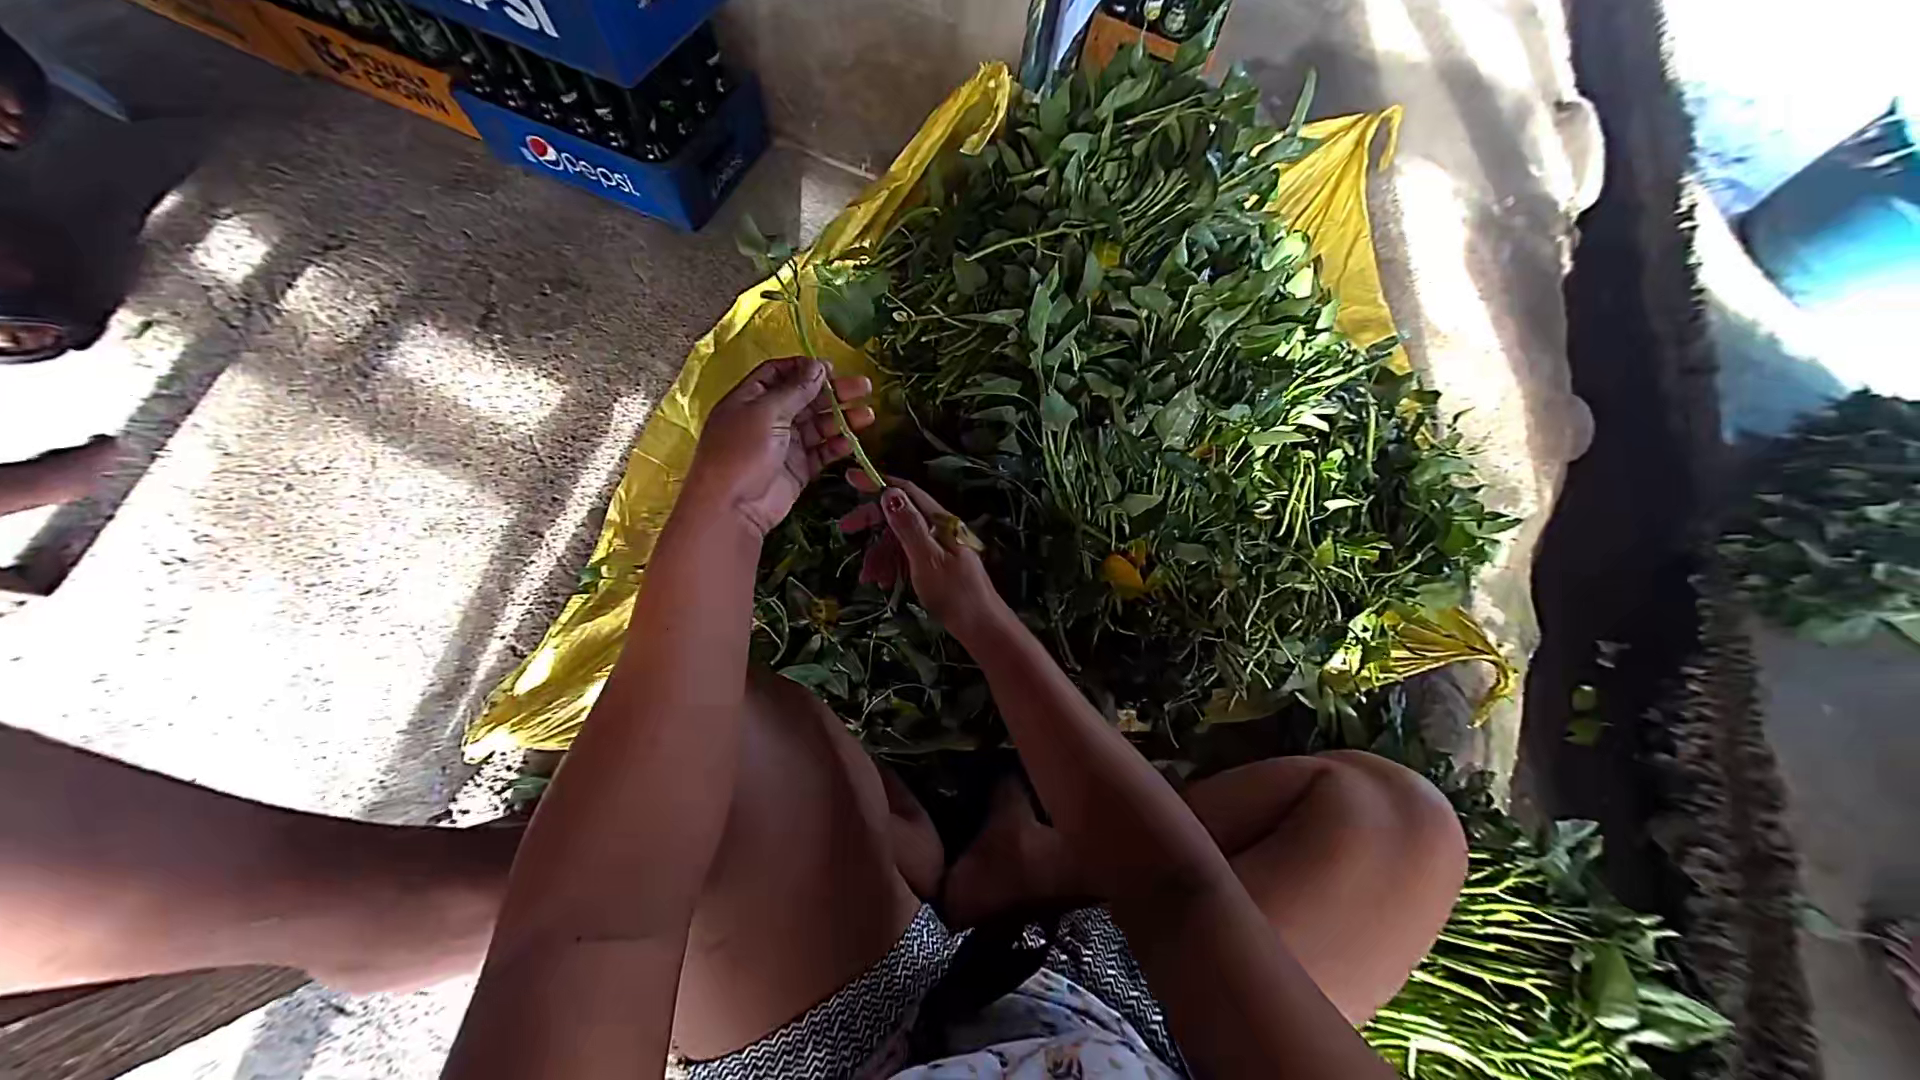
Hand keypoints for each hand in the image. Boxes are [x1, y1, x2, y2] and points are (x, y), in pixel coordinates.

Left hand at [683, 357, 873, 536]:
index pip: (779, 373)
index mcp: (751, 398)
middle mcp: (769, 418)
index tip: (831, 368)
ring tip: (868, 415)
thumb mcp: (766, 412)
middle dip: (834, 392)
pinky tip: (853, 441)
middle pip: (806, 398)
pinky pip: (822, 451)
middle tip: (864, 387)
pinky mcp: (799, 468)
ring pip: (819, 425)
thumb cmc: (741, 453)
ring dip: (842, 418)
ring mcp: (785, 444)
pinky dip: (837, 445)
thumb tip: (817, 367)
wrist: (733, 507)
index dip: (804, 368)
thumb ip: (795, 390)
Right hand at [838, 473, 1007, 641]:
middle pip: (900, 514)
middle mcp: (940, 529)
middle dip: (872, 521)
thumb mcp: (927, 560)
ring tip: (868, 576)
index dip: (878, 483)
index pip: (907, 492)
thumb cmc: (956, 595)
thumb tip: (889, 493)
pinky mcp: (936, 566)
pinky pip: (907, 557)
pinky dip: (891, 566)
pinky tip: (883, 583)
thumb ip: (908, 526)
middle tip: (845, 529)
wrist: (982, 628)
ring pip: (900, 539)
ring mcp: (938, 548)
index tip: (850, 478)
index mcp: (940, 522)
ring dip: (880, 553)